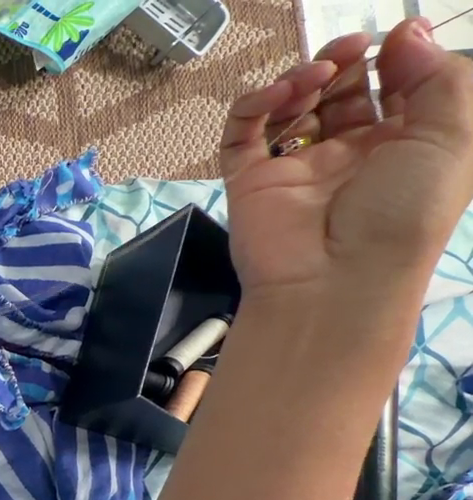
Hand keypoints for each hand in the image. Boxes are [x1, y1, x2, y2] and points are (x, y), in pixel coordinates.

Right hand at [220, 19, 472, 300]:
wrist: (334, 277)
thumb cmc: (405, 210)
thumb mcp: (451, 135)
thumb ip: (436, 77)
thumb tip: (403, 31)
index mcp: (401, 141)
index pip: (393, 86)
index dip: (393, 56)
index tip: (391, 38)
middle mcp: (346, 151)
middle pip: (339, 92)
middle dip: (344, 63)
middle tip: (348, 49)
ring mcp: (293, 166)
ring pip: (290, 109)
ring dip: (301, 80)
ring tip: (314, 75)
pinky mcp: (247, 180)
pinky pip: (240, 138)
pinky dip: (251, 109)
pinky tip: (273, 96)